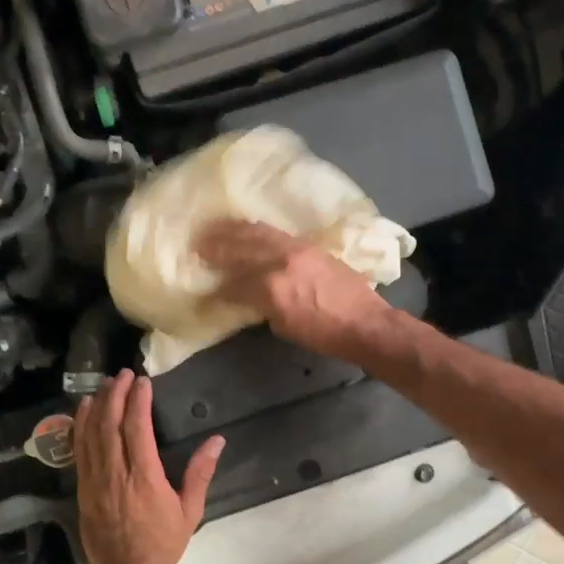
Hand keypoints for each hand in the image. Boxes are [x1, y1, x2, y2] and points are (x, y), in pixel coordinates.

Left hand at [74, 370, 224, 563]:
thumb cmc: (164, 543)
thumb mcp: (190, 510)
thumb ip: (201, 472)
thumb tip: (217, 440)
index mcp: (145, 478)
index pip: (138, 429)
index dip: (138, 401)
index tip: (142, 381)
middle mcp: (117, 475)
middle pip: (111, 425)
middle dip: (115, 395)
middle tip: (121, 374)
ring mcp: (95, 482)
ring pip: (91, 435)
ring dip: (96, 406)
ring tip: (102, 385)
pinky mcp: (82, 490)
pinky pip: (79, 452)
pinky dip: (79, 427)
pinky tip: (82, 411)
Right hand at [196, 219, 394, 357]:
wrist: (364, 322)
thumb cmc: (324, 334)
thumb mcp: (283, 327)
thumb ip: (261, 307)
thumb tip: (247, 297)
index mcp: (271, 288)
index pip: (233, 286)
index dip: (216, 293)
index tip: (204, 295)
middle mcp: (280, 261)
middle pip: (240, 248)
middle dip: (217, 247)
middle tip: (199, 245)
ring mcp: (296, 249)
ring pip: (258, 233)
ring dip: (234, 231)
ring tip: (217, 229)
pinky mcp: (309, 245)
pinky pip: (275, 233)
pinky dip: (257, 231)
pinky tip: (247, 229)